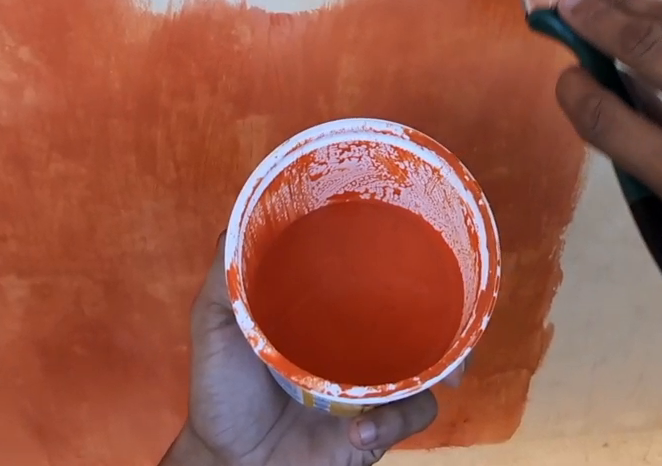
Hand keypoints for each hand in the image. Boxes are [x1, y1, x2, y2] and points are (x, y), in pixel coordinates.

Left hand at [162, 238, 441, 465]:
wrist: (232, 463)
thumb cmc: (223, 389)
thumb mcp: (214, 323)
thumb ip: (226, 277)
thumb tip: (238, 221)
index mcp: (328, 305)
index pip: (368, 267)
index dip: (391, 249)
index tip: (405, 228)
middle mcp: (357, 335)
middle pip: (413, 307)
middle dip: (441, 302)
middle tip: (447, 298)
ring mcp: (372, 379)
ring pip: (428, 360)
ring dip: (436, 364)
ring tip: (444, 372)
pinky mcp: (380, 423)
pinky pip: (414, 413)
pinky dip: (395, 421)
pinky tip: (361, 431)